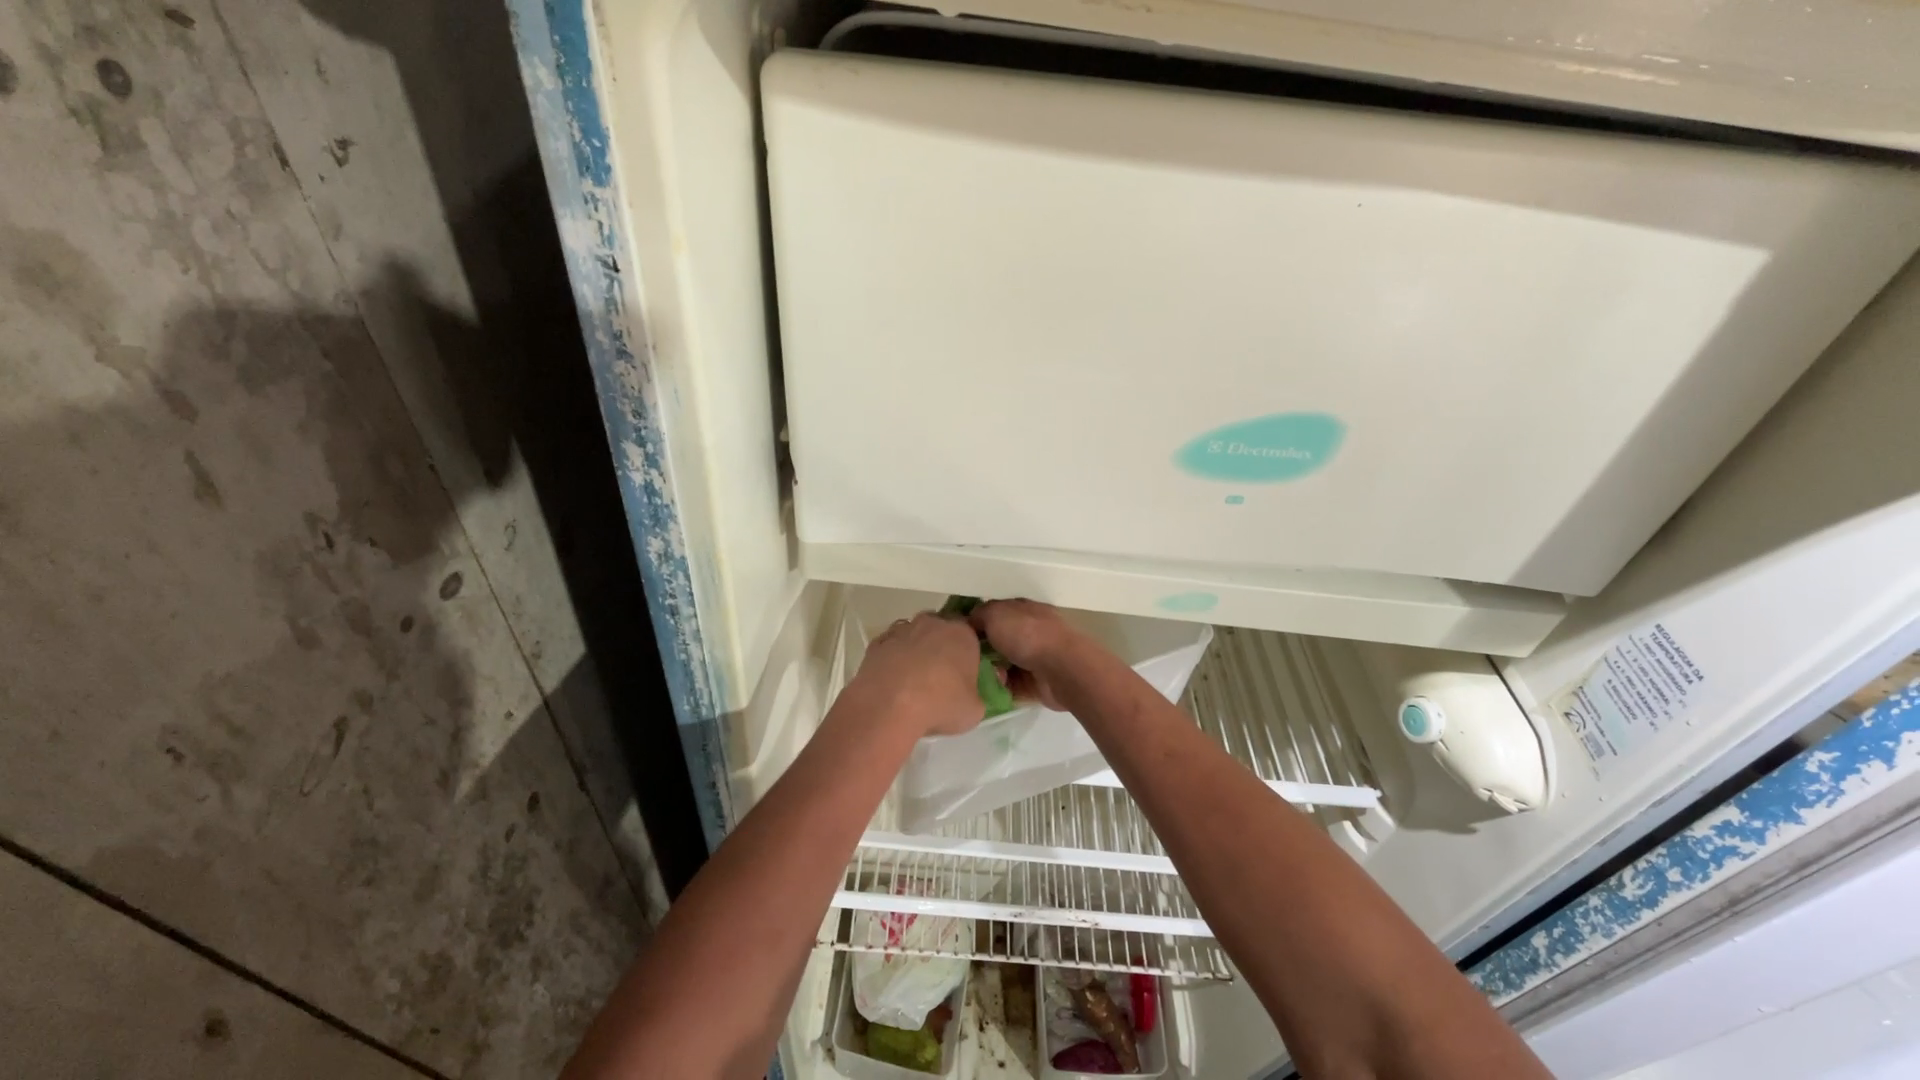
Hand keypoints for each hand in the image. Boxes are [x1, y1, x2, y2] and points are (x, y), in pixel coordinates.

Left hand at [850, 612, 984, 737]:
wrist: (889, 706)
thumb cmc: (940, 704)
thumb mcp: (974, 710)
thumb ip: (975, 695)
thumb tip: (969, 695)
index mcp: (962, 634)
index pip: (970, 636)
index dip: (967, 654)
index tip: (964, 674)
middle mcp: (932, 624)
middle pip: (941, 631)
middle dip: (941, 648)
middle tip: (940, 677)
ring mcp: (902, 630)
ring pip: (914, 635)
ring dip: (915, 651)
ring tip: (912, 682)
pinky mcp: (877, 642)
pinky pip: (891, 647)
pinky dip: (893, 659)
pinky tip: (892, 681)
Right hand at [969, 599, 1084, 710]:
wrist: (1062, 669)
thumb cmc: (1028, 635)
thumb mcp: (995, 613)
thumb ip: (979, 615)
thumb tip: (970, 622)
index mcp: (1023, 609)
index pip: (994, 612)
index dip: (975, 621)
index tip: (956, 634)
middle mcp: (1029, 631)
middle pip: (997, 640)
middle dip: (980, 650)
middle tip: (961, 659)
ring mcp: (1035, 657)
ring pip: (1002, 664)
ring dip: (988, 671)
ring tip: (970, 677)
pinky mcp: (1036, 682)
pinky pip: (1010, 685)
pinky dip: (999, 688)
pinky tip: (983, 691)